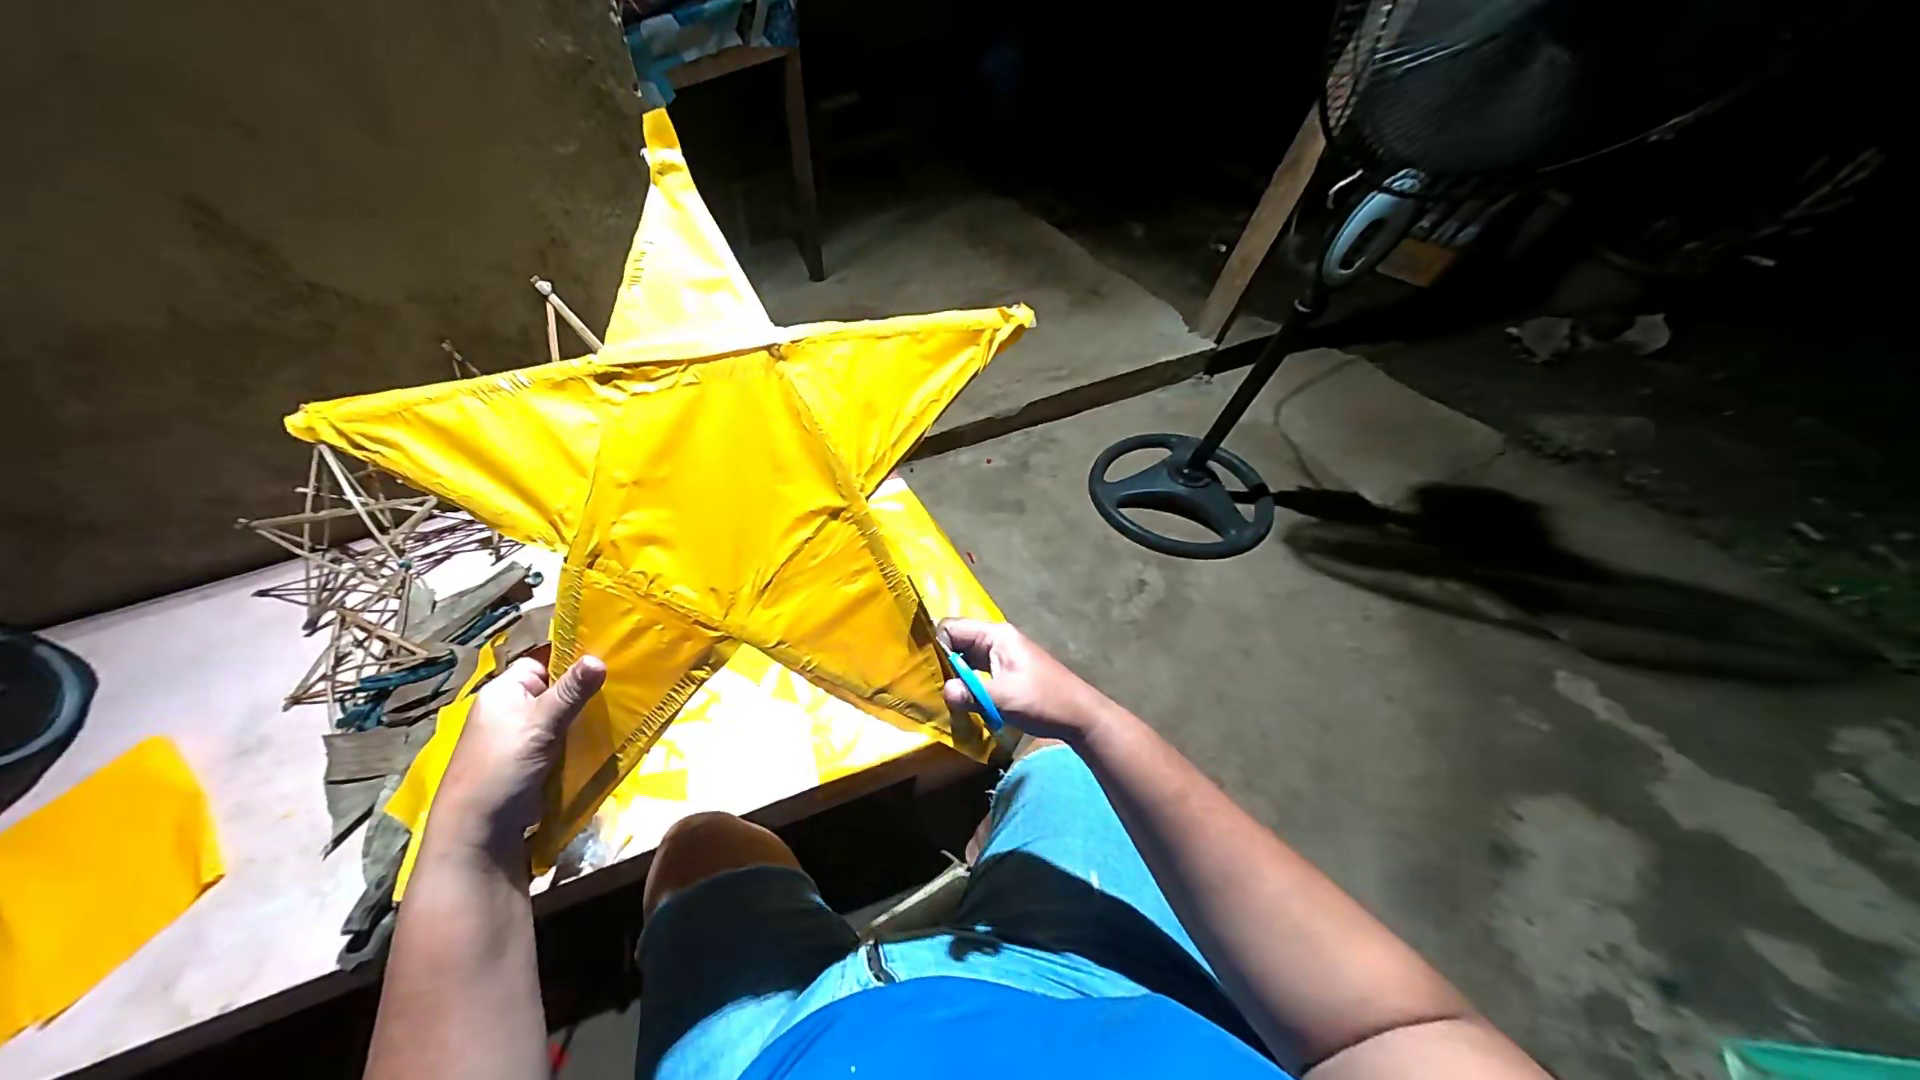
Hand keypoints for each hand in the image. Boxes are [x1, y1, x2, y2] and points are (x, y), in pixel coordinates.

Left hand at [430, 653, 605, 863]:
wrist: (480, 828)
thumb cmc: (504, 764)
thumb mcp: (540, 722)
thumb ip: (571, 690)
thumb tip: (598, 658)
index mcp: (504, 691)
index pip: (541, 660)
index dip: (570, 657)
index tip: (606, 656)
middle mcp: (511, 708)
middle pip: (556, 687)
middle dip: (585, 687)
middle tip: (622, 682)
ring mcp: (522, 735)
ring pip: (563, 713)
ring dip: (586, 714)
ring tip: (621, 706)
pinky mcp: (534, 758)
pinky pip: (564, 736)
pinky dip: (581, 735)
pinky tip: (605, 733)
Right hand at [938, 619, 1111, 742]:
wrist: (1079, 715)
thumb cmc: (1043, 700)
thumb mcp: (1004, 698)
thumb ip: (971, 693)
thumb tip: (944, 691)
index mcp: (995, 635)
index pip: (952, 628)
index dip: (935, 644)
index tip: (922, 667)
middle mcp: (996, 639)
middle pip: (956, 642)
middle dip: (941, 662)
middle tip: (926, 684)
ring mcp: (1000, 656)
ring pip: (965, 658)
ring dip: (953, 675)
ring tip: (937, 693)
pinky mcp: (1004, 672)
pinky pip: (975, 671)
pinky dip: (966, 682)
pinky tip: (958, 698)